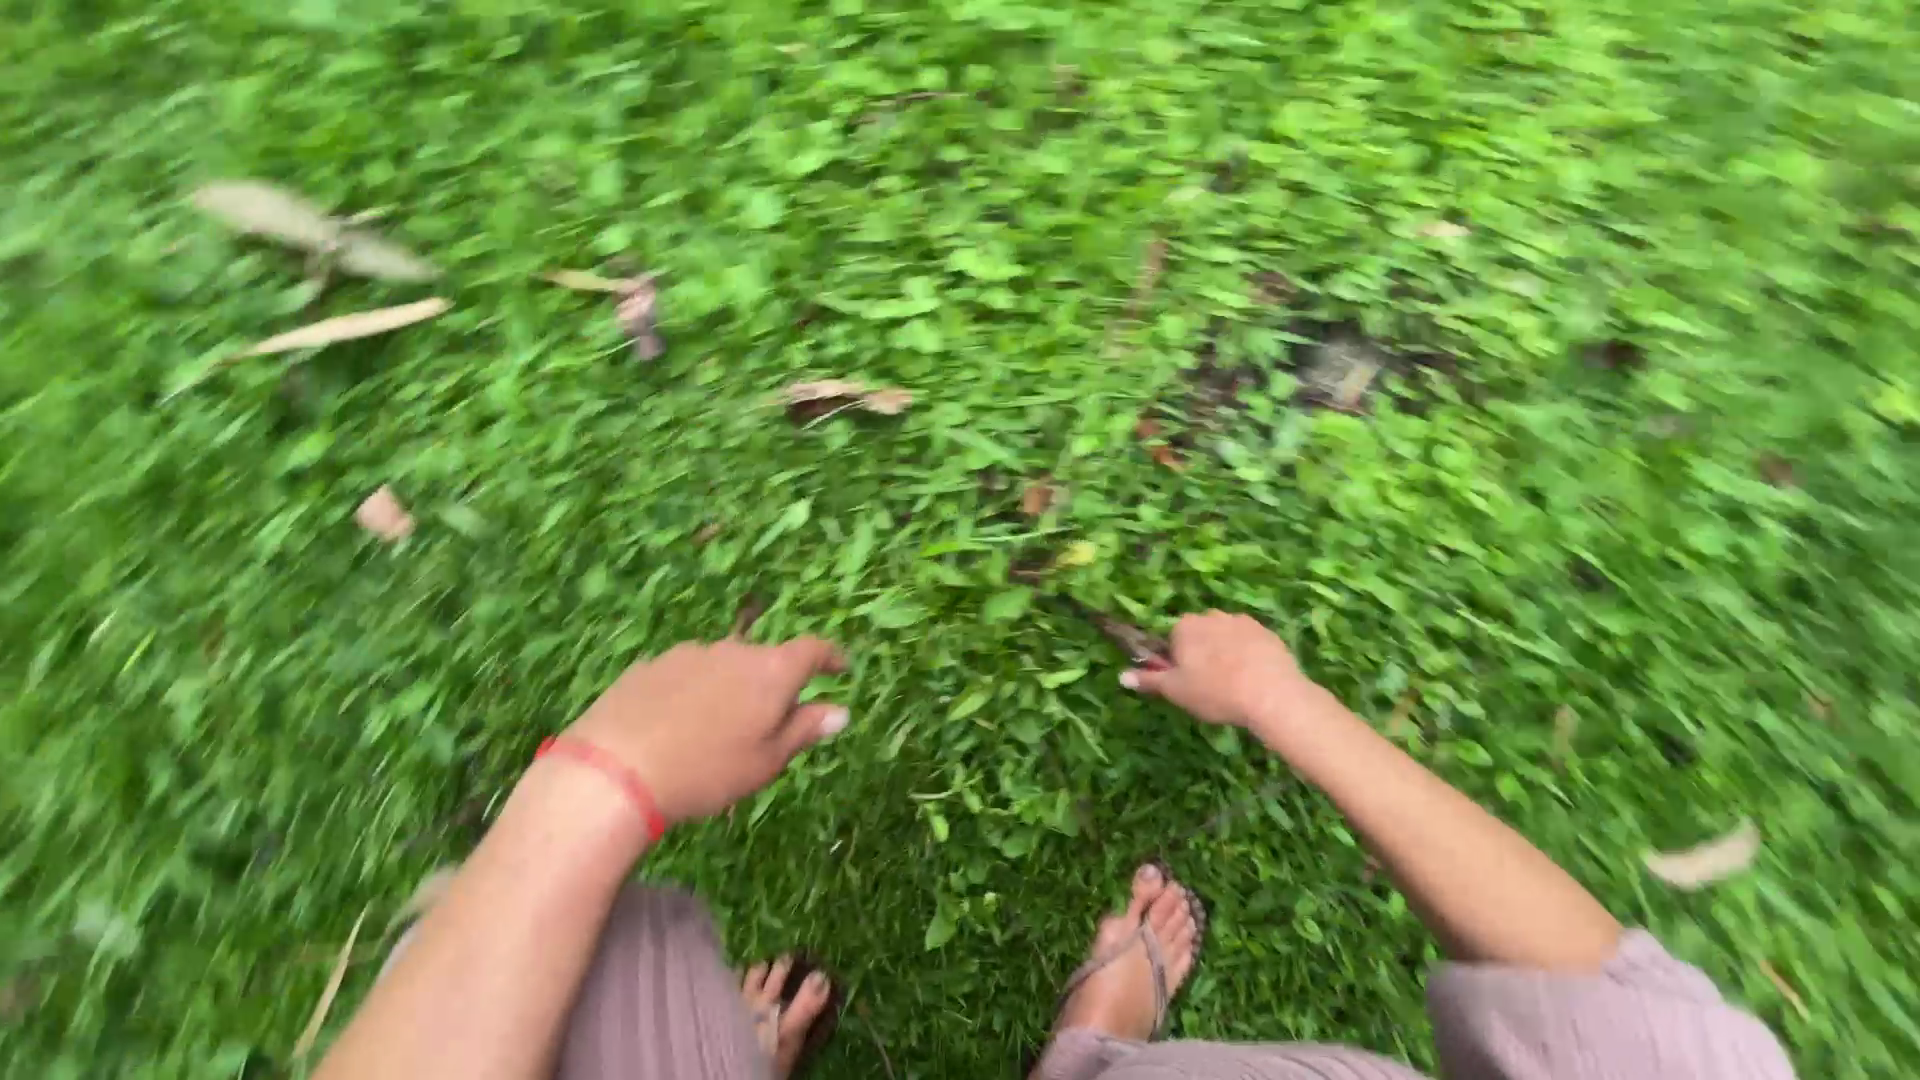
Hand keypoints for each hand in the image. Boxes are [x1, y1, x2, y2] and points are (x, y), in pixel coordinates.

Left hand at [562, 637, 847, 822]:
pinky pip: (687, 674)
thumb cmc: (707, 771)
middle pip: (765, 659)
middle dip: (774, 683)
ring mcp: (688, 654)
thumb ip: (804, 730)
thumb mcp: (766, 761)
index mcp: (771, 671)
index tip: (840, 668)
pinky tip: (677, 726)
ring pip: (724, 666)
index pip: (812, 650)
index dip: (830, 657)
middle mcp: (733, 650)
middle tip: (771, 720)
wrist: (614, 772)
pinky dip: (694, 692)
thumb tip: (840, 711)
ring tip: (718, 729)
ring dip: (732, 688)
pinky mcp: (650, 666)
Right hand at [1120, 611, 1310, 730]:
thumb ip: (1148, 680)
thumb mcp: (1175, 691)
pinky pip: (1249, 641)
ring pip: (1225, 635)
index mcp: (1184, 626)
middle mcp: (1211, 615)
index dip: (1178, 661)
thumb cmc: (1215, 692)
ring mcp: (1241, 621)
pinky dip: (1248, 654)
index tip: (1187, 681)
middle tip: (1209, 684)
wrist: (1272, 695)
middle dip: (1201, 652)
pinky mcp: (1267, 631)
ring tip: (1234, 682)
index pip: (1173, 639)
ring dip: (1225, 651)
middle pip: (1199, 633)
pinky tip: (1253, 677)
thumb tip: (1121, 676)